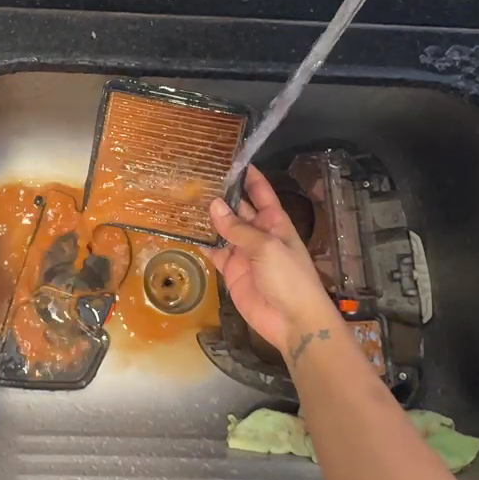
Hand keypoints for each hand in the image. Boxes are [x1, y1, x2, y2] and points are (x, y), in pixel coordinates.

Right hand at [204, 166, 343, 360]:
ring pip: (223, 229)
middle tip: (197, 177)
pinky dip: (202, 243)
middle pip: (238, 209)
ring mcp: (244, 252)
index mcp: (275, 222)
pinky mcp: (231, 271)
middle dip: (222, 195)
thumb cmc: (289, 278)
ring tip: (186, 199)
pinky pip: (215, 252)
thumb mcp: (266, 247)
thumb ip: (238, 228)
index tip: (232, 159)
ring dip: (208, 217)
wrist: (292, 320)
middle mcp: (258, 233)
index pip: (262, 193)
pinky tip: (186, 230)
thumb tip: (214, 206)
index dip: (249, 177)